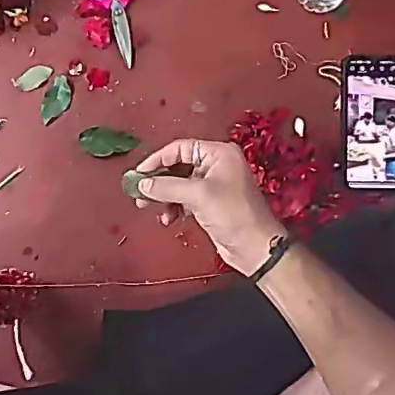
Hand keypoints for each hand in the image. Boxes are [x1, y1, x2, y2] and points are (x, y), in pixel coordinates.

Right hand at [134, 139, 286, 273]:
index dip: (158, 160)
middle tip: (138, 192)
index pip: (181, 148)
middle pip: (178, 165)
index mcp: (219, 154)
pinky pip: (185, 198)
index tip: (139, 174)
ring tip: (147, 206)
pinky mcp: (211, 203)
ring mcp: (214, 184)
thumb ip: (167, 187)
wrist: (255, 247)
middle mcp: (217, 165)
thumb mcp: (198, 196)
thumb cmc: (233, 214)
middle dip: (158, 180)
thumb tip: (141, 183)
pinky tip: (168, 218)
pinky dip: (174, 206)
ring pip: (179, 183)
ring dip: (163, 195)